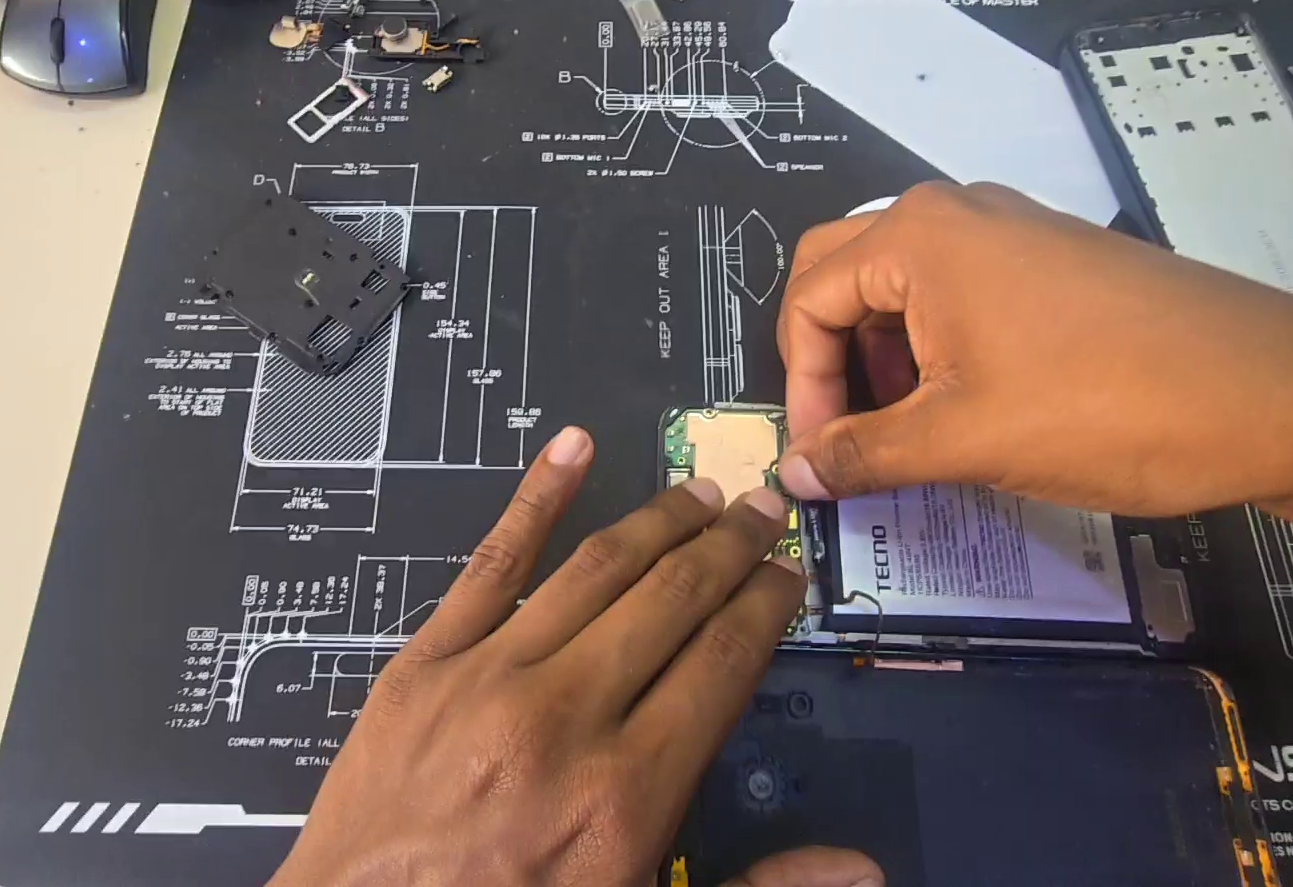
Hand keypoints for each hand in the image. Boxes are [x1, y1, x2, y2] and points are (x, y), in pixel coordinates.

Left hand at [268, 426, 879, 886]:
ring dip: (660, 520)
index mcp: (626, 792)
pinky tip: (573, 447)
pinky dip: (538, 498)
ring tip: (700, 492)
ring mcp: (489, 673)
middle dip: (728, 545)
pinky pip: (493, 562)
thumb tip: (864, 867)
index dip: (763, 603)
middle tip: (760, 509)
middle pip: (670, 598)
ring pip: (598, 568)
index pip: (721, 659)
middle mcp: (565, 715)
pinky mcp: (428, 657)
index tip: (785, 572)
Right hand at [774, 180, 1292, 514]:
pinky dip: (927, 343)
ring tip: (905, 424)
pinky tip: (958, 399)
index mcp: (915, 237)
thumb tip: (791, 475)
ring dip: (876, 354)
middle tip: (846, 426)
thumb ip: (860, 454)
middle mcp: (950, 213)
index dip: (801, 385)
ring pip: (893, 285)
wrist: (1289, 397)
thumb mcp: (962, 439)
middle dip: (827, 357)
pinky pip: (948, 289)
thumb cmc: (1105, 407)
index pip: (807, 301)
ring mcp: (1003, 229)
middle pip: (838, 277)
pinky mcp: (1043, 257)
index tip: (820, 456)